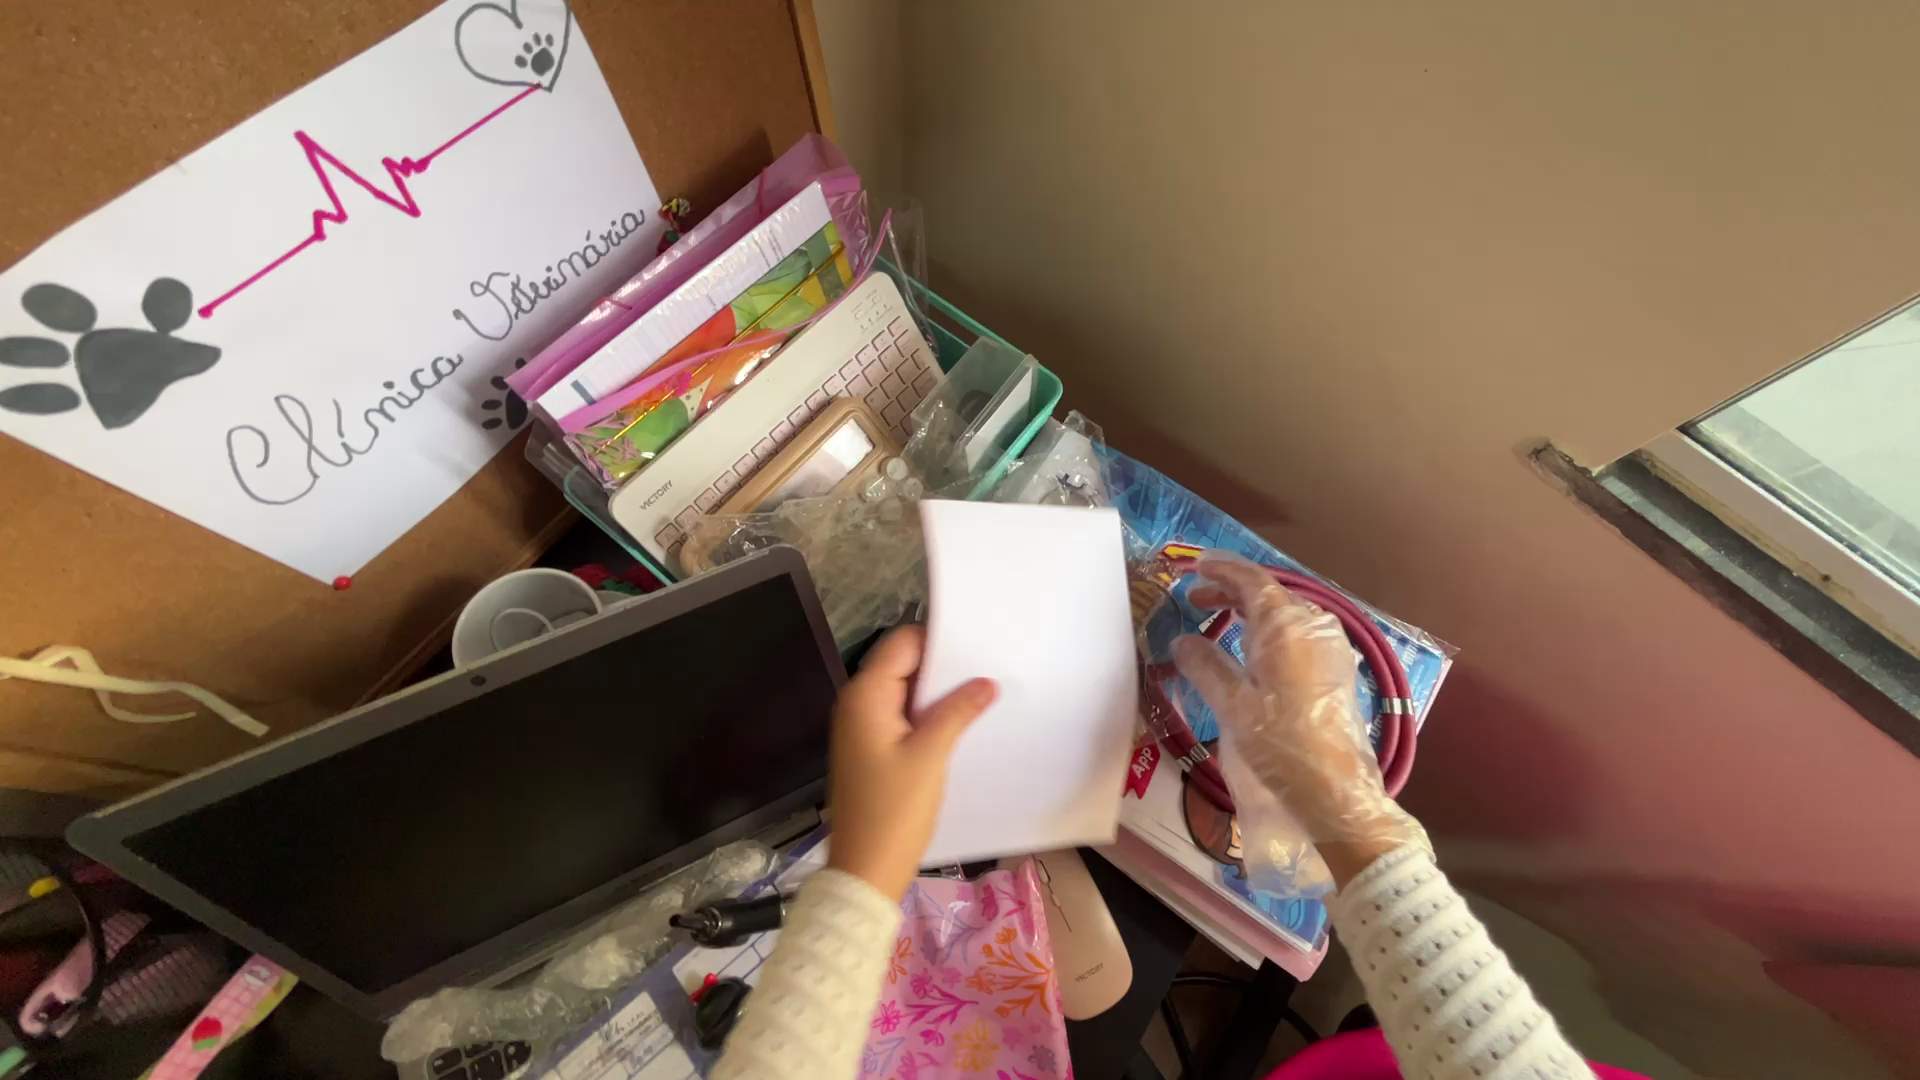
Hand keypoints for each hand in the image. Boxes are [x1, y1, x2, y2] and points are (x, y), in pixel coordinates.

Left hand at [827, 625, 997, 900]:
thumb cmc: (894, 810)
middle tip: (986, 666)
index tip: (977, 643)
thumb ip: (958, 711)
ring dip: (937, 692)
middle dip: (941, 665)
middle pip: (902, 664)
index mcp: (864, 695)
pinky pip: (902, 715)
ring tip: (980, 691)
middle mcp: (857, 703)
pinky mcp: (872, 748)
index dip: (937, 639)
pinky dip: (927, 713)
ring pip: (905, 691)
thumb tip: (986, 681)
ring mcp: (862, 727)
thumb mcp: (930, 755)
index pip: (901, 643)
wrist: (865, 872)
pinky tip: (958, 721)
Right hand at [1173, 553, 1425, 887]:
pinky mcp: (1335, 668)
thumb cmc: (1281, 743)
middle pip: (1269, 593)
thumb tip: (1182, 640)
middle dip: (1230, 589)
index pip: (1252, 581)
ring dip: (1249, 609)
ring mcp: (1329, 646)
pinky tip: (1249, 647)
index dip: (1222, 568)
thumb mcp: (1232, 705)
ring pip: (1284, 613)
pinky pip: (1297, 631)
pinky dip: (1268, 628)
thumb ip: (1205, 665)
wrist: (1336, 792)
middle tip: (1195, 596)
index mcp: (1286, 627)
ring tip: (1217, 617)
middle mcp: (1313, 626)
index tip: (1194, 565)